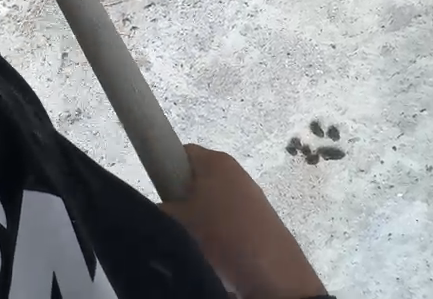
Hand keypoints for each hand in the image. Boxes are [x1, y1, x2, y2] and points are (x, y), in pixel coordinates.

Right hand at [160, 145, 324, 298]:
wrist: (276, 279)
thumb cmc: (222, 235)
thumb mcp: (177, 221)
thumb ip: (159, 209)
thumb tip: (155, 210)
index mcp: (215, 161)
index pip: (180, 152)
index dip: (166, 169)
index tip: (163, 193)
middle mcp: (236, 171)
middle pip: (199, 177)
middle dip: (186, 197)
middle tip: (178, 219)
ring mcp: (255, 195)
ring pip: (216, 200)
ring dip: (205, 216)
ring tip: (201, 240)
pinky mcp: (266, 220)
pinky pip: (233, 218)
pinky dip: (224, 231)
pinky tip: (222, 252)